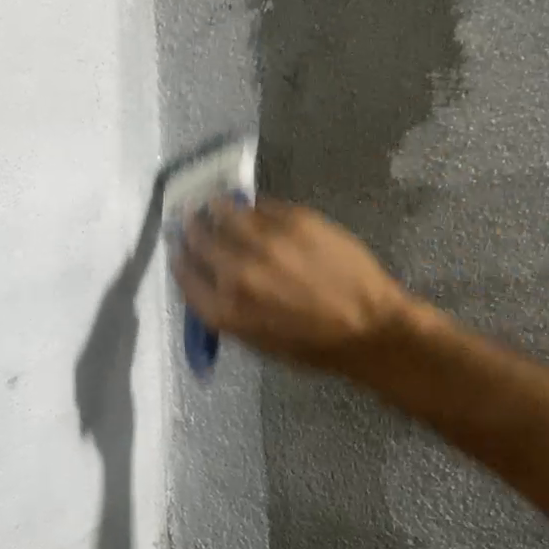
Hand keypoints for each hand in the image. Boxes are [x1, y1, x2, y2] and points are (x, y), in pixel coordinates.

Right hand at [173, 197, 418, 371]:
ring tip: (214, 204)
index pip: (185, 275)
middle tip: (191, 219)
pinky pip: (260, 206)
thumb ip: (227, 310)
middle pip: (199, 240)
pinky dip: (251, 207)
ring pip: (225, 213)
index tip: (179, 250)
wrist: (369, 326)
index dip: (179, 259)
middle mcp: (237, 273)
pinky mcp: (294, 220)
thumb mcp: (257, 342)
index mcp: (225, 311)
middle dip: (192, 229)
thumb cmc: (313, 345)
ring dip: (215, 208)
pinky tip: (252, 208)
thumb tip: (213, 281)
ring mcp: (265, 242)